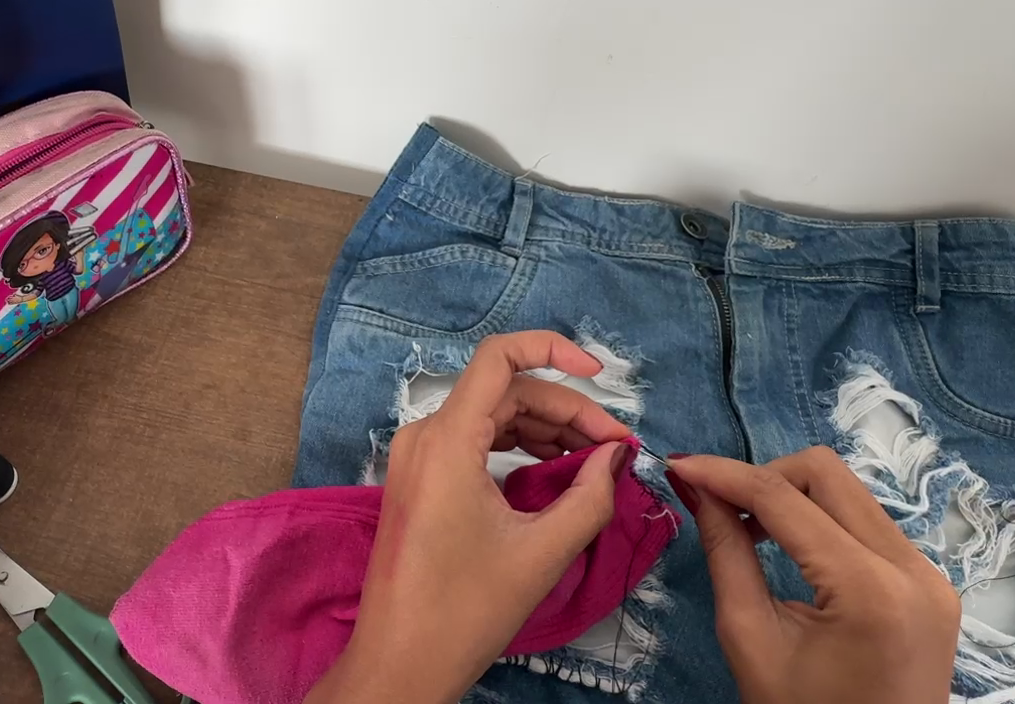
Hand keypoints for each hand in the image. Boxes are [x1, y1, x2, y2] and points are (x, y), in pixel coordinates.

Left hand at [306, 331, 633, 703]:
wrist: (398, 665)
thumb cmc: (464, 611)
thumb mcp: (540, 553)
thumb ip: (589, 496)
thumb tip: (616, 454)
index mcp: (447, 438)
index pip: (498, 357)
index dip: (551, 349)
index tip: (599, 374)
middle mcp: (426, 432)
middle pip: (506, 392)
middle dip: (567, 411)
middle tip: (617, 445)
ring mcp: (419, 452)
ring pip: (493, 414)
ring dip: (546, 428)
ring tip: (594, 458)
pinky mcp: (422, 473)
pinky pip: (476, 438)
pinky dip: (519, 444)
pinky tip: (555, 466)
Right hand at [666, 448, 959, 703]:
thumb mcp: (749, 637)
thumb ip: (724, 549)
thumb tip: (694, 484)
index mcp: (869, 590)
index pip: (782, 497)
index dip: (723, 473)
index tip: (679, 467)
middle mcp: (912, 570)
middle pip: (824, 472)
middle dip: (762, 477)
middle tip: (720, 505)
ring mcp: (928, 575)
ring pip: (845, 488)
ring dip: (790, 493)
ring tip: (750, 527)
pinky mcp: (928, 582)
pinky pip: (863, 517)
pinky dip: (817, 515)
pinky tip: (788, 543)